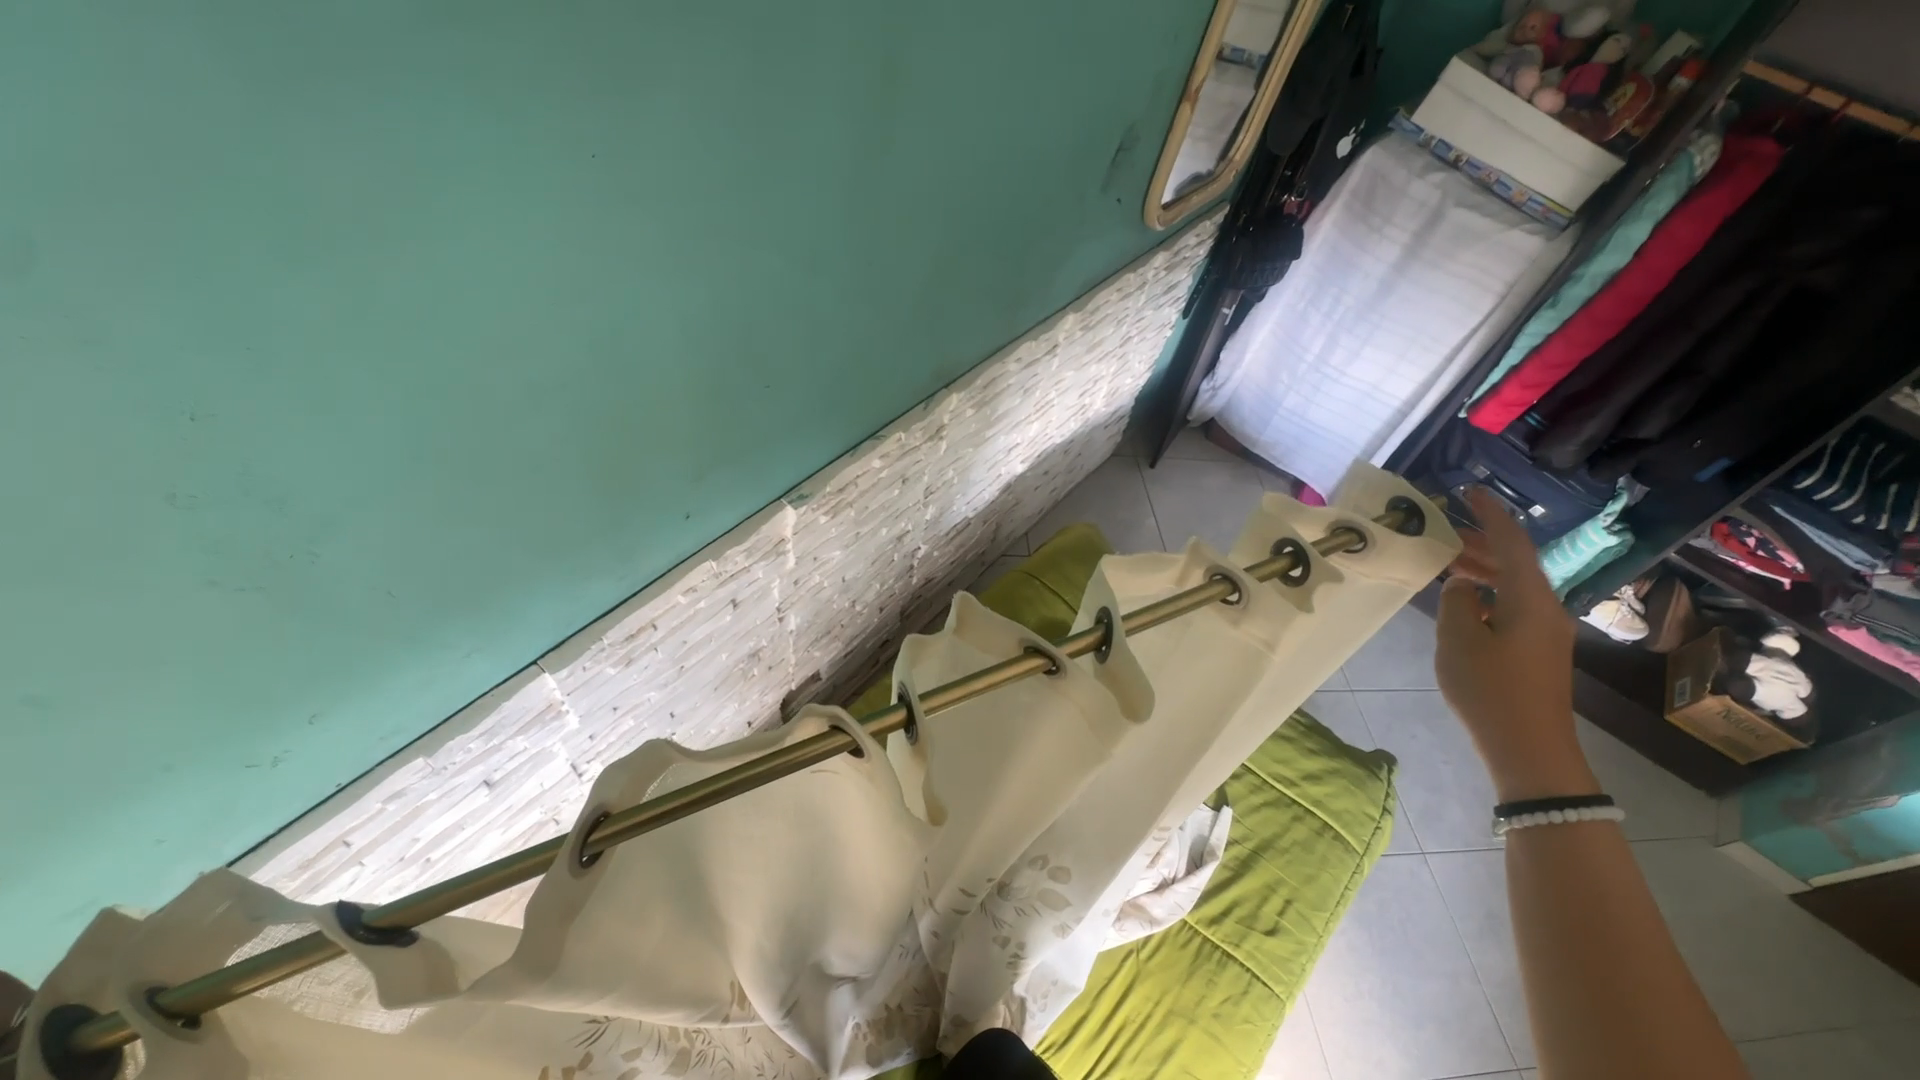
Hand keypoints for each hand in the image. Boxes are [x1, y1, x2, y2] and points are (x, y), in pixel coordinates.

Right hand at [1435, 488, 1598, 801]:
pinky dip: (1489, 593)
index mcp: (1530, 598)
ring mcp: (1547, 631)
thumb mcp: (1458, 641)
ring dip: (1483, 570)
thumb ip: (1457, 601)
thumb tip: (1463, 583)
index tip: (1469, 491)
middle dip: (1481, 542)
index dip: (1490, 514)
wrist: (1530, 749)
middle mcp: (1547, 607)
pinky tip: (1464, 601)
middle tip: (1443, 531)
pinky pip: (1515, 606)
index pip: (1511, 541)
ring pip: (1515, 585)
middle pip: (1515, 562)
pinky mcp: (1540, 652)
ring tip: (1446, 562)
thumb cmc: (1489, 690)